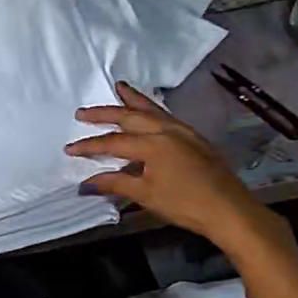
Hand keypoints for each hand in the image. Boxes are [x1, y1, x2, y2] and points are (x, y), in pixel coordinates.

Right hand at [67, 81, 283, 250]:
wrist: (229, 209)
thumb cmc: (184, 203)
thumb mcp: (145, 195)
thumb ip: (115, 184)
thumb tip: (86, 183)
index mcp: (153, 144)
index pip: (113, 142)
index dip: (89, 145)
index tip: (69, 149)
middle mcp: (168, 131)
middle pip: (131, 117)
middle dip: (105, 113)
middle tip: (83, 111)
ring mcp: (184, 132)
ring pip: (153, 110)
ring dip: (133, 101)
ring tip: (120, 88)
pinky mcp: (194, 139)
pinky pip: (167, 116)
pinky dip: (152, 110)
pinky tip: (148, 112)